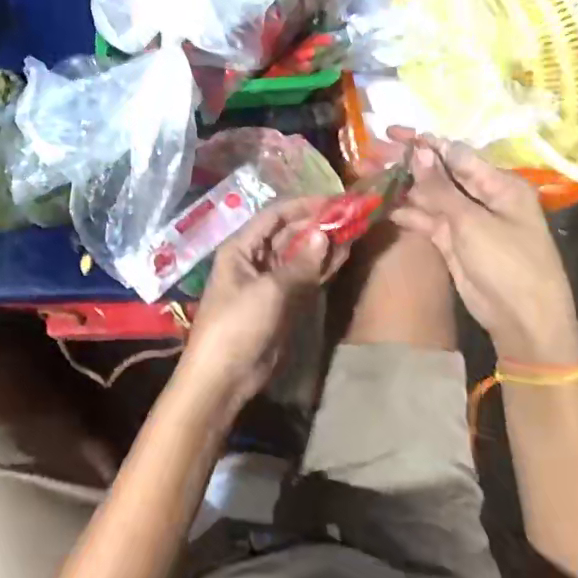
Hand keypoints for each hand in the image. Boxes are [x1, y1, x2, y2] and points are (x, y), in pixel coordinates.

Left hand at [174, 198, 348, 408]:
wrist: (223, 377)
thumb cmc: (238, 325)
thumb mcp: (270, 291)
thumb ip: (300, 263)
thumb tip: (324, 234)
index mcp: (241, 248)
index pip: (275, 215)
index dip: (303, 205)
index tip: (334, 201)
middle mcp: (255, 258)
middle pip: (289, 233)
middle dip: (318, 224)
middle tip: (351, 216)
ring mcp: (270, 281)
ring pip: (300, 255)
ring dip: (324, 245)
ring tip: (354, 232)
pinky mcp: (282, 302)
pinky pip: (305, 278)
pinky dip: (322, 268)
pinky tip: (344, 257)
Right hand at [388, 132, 577, 363]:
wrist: (523, 321)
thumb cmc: (508, 264)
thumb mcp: (473, 222)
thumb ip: (441, 188)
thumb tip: (419, 150)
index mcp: (499, 184)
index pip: (456, 154)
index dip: (423, 142)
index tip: (391, 132)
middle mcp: (483, 197)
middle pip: (440, 173)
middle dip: (407, 163)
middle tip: (371, 153)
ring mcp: (466, 220)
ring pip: (429, 197)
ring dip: (401, 187)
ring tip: (367, 174)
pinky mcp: (452, 242)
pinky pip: (427, 220)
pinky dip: (406, 213)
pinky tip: (381, 204)